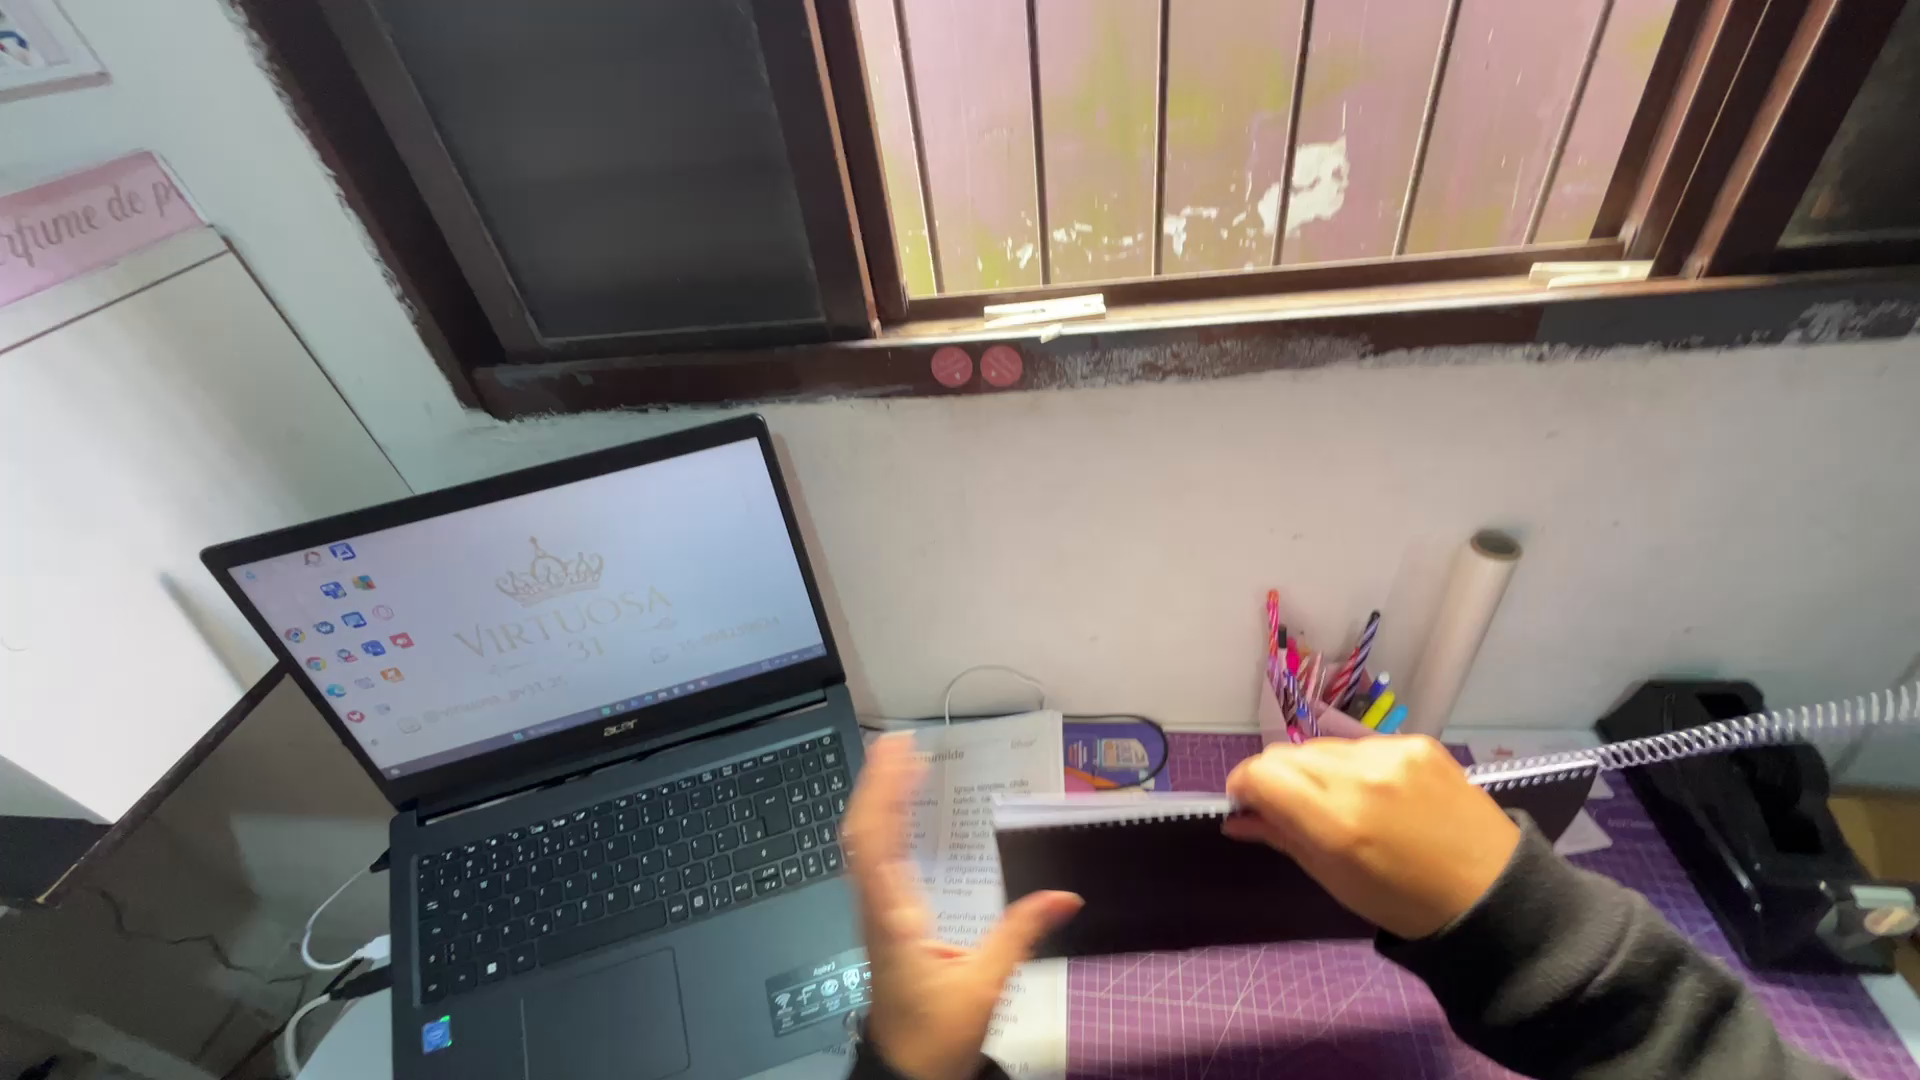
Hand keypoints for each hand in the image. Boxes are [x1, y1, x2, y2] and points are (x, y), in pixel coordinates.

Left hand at [844, 733, 1082, 1079]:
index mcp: (894, 916)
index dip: (885, 792)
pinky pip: (871, 857)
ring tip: (896, 761)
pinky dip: (881, 822)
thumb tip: (1065, 895)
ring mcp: (872, 908)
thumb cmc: (935, 1035)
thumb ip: (1021, 935)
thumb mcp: (984, 987)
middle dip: (878, 782)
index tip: (901, 754)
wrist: (902, 1073)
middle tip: (899, 742)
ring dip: (876, 798)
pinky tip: (898, 808)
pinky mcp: (879, 914)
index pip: (879, 842)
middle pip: (863, 831)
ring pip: (861, 842)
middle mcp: (875, 904)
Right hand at [1224, 735, 1519, 939]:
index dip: (1242, 785)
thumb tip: (1236, 819)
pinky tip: (1378, 793)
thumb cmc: (1404, 901)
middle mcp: (1358, 775)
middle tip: (1291, 808)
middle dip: (1276, 778)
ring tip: (1342, 802)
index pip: (1259, 773)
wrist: (1496, 897)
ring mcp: (1390, 753)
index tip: (1247, 804)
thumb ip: (1280, 836)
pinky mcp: (1416, 742)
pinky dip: (1355, 764)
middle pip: (1284, 754)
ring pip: (1320, 746)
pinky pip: (1361, 744)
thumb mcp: (1333, 878)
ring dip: (1315, 770)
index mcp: (1334, 820)